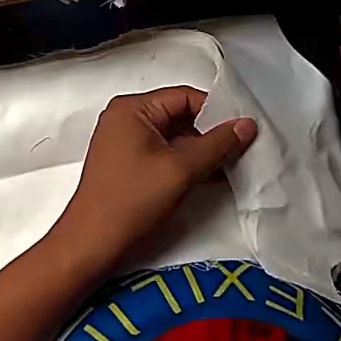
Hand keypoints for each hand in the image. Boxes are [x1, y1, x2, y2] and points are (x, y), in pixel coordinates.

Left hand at [45, 87, 257, 277]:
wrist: (93, 243)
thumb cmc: (132, 201)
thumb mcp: (181, 169)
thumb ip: (218, 144)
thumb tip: (247, 124)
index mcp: (132, 108)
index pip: (185, 97)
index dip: (217, 111)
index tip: (244, 129)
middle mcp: (126, 118)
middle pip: (180, 115)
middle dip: (211, 133)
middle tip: (243, 148)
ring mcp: (125, 141)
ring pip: (174, 136)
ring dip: (201, 150)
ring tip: (233, 165)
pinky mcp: (128, 163)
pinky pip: (164, 152)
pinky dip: (186, 162)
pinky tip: (211, 176)